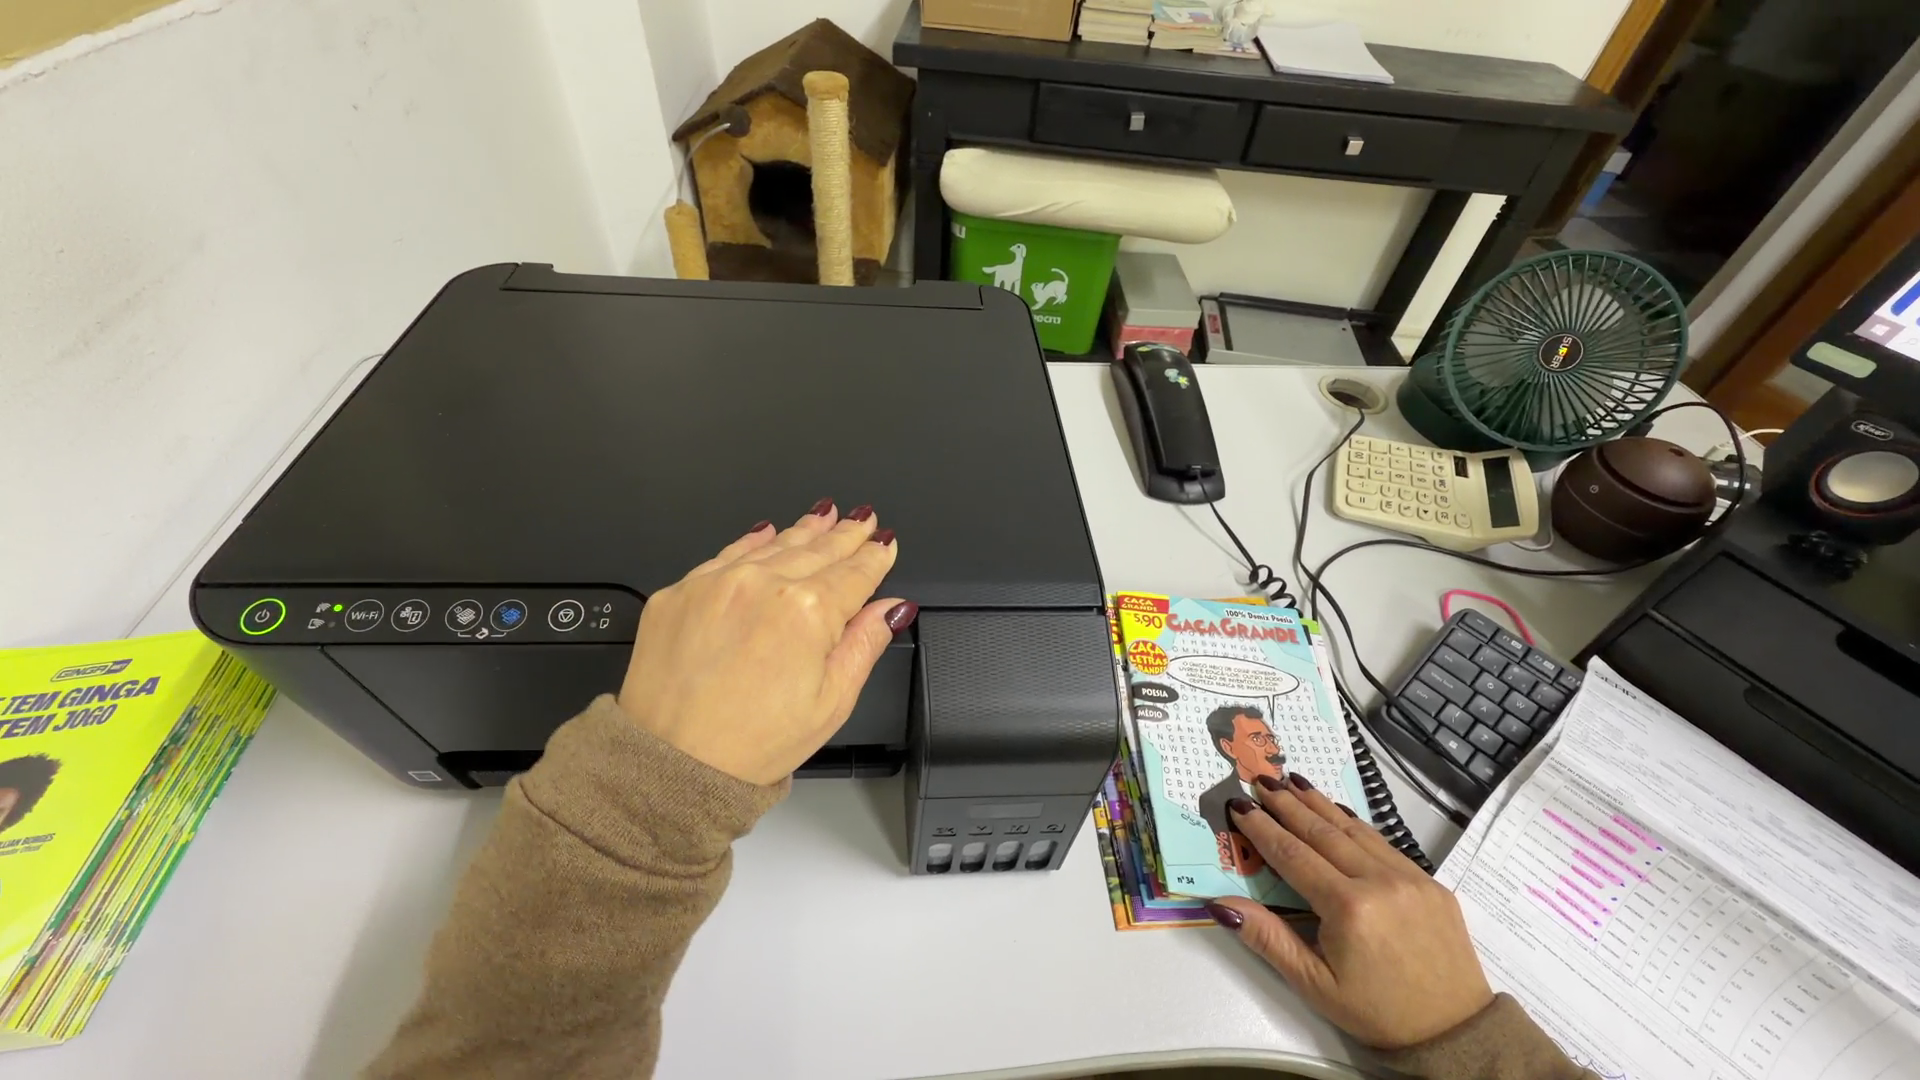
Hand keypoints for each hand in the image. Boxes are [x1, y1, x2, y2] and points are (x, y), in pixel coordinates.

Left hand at [615, 501, 915, 784]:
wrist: (668, 763)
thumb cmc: (751, 743)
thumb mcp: (832, 702)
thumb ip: (865, 643)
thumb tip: (892, 608)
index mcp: (809, 612)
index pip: (855, 573)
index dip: (874, 556)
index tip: (884, 543)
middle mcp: (763, 585)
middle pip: (818, 550)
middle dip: (845, 534)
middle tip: (862, 519)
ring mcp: (718, 583)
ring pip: (774, 544)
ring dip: (805, 529)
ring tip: (826, 514)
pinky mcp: (681, 591)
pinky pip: (726, 553)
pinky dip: (753, 541)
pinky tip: (769, 531)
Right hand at [1206, 775, 1492, 1049]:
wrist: (1455, 1033)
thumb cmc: (1377, 1012)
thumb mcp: (1314, 983)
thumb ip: (1267, 938)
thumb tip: (1221, 904)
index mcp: (1348, 908)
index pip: (1293, 856)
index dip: (1262, 828)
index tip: (1238, 805)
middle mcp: (1379, 882)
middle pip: (1322, 832)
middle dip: (1286, 804)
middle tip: (1260, 780)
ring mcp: (1410, 878)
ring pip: (1354, 830)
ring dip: (1318, 803)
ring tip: (1291, 781)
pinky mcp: (1430, 882)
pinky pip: (1383, 842)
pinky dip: (1354, 822)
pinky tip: (1337, 810)